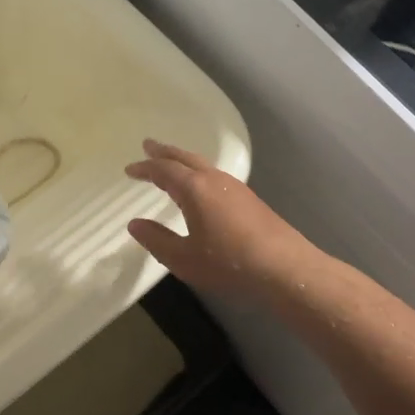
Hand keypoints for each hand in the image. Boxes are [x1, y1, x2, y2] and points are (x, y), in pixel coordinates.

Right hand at [124, 139, 322, 302]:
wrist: (285, 269)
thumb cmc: (229, 264)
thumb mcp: (184, 259)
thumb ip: (157, 240)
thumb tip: (135, 224)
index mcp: (194, 189)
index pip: (163, 170)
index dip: (144, 168)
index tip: (129, 169)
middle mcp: (214, 180)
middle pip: (185, 158)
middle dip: (164, 152)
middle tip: (148, 145)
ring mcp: (235, 188)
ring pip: (203, 165)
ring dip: (183, 160)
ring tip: (171, 162)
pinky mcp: (249, 200)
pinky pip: (215, 176)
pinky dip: (199, 173)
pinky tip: (201, 187)